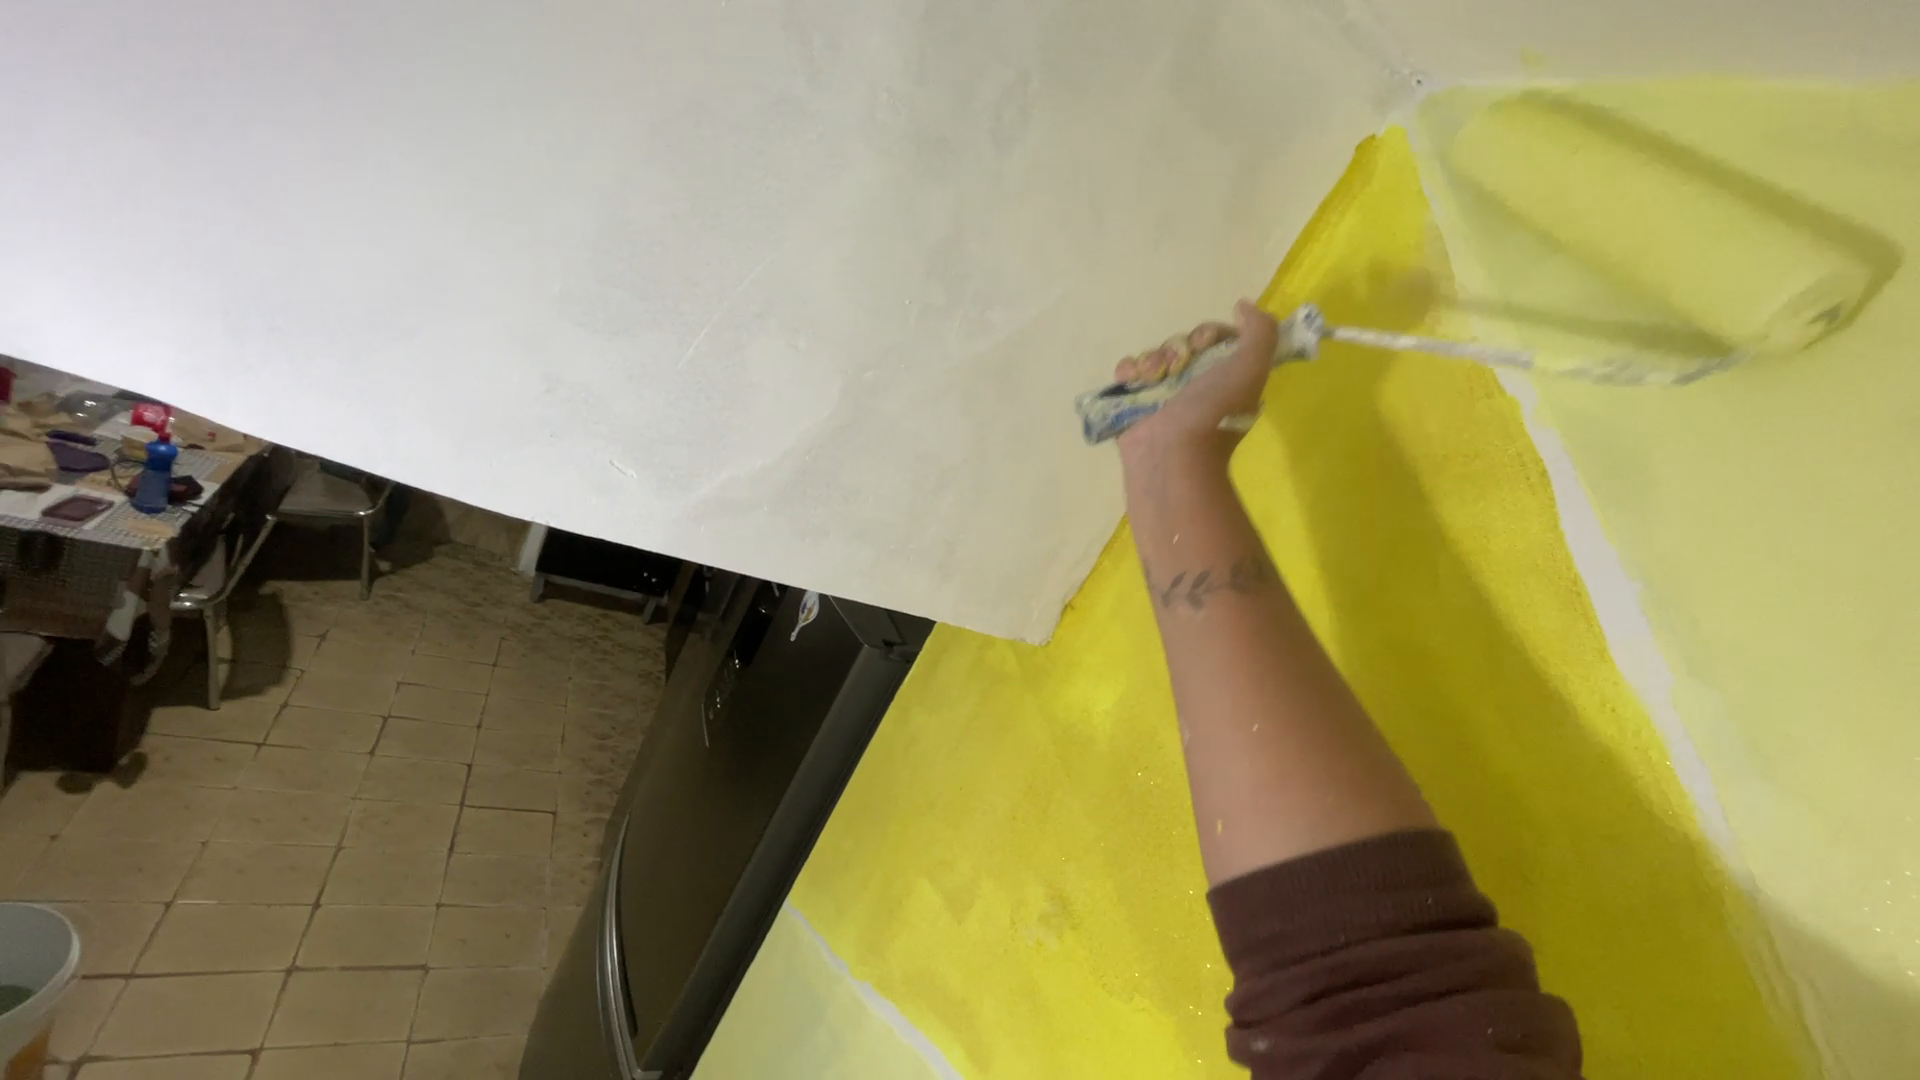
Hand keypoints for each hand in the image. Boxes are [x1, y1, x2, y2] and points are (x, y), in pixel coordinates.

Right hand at [1114, 299, 1276, 466]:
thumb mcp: (1252, 368)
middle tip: (1175, 366)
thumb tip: (1243, 305)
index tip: (1203, 344)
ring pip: (1154, 356)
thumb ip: (1259, 331)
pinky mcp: (1135, 405)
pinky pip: (1129, 373)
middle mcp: (1196, 385)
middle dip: (1176, 348)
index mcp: (1226, 377)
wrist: (1172, 455)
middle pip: (1181, 344)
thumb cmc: (1213, 413)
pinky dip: (1128, 371)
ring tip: (1150, 377)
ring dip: (1150, 359)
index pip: (1214, 338)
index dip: (1207, 334)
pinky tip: (1131, 380)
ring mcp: (1164, 395)